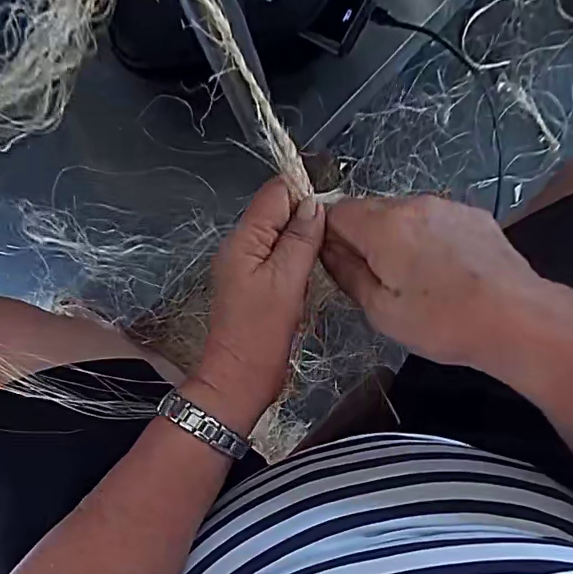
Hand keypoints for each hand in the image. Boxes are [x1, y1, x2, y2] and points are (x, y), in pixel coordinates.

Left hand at [184, 178, 324, 431]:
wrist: (239, 380)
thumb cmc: (260, 334)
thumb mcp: (286, 282)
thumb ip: (300, 239)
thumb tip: (314, 204)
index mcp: (242, 240)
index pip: (274, 193)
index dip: (304, 193)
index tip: (332, 211)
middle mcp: (240, 247)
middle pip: (277, 212)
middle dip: (306, 218)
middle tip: (333, 240)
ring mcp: (245, 267)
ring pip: (280, 237)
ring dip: (303, 242)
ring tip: (324, 257)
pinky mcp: (254, 286)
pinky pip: (278, 260)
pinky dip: (296, 262)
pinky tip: (308, 276)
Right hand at [321, 195, 572, 375]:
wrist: (516, 319)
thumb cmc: (443, 322)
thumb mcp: (381, 310)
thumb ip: (348, 274)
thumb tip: (327, 251)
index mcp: (384, 225)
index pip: (335, 212)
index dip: (328, 237)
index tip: (337, 265)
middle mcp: (415, 204)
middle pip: (369, 211)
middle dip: (363, 240)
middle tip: (375, 281)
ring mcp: (448, 207)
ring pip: (403, 216)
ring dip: (396, 241)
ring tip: (413, 282)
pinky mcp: (474, 217)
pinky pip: (434, 222)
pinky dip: (427, 241)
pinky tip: (441, 274)